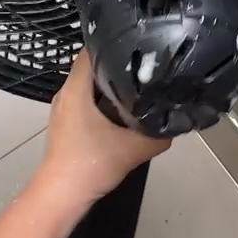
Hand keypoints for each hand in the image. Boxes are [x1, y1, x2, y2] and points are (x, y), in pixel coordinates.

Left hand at [32, 51, 171, 204]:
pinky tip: (121, 112)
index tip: (135, 42)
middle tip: (143, 64)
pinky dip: (101, 102)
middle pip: (91, 67)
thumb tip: (176, 123)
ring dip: (109, 85)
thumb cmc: (90, 164)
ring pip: (88, 86)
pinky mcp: (66, 124)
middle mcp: (66, 93)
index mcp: (75, 89)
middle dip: (116, 64)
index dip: (112, 43)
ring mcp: (63, 109)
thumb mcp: (132, 149)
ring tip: (137, 85)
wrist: (61, 195)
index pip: (90, 51)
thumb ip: (157, 135)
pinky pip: (84, 102)